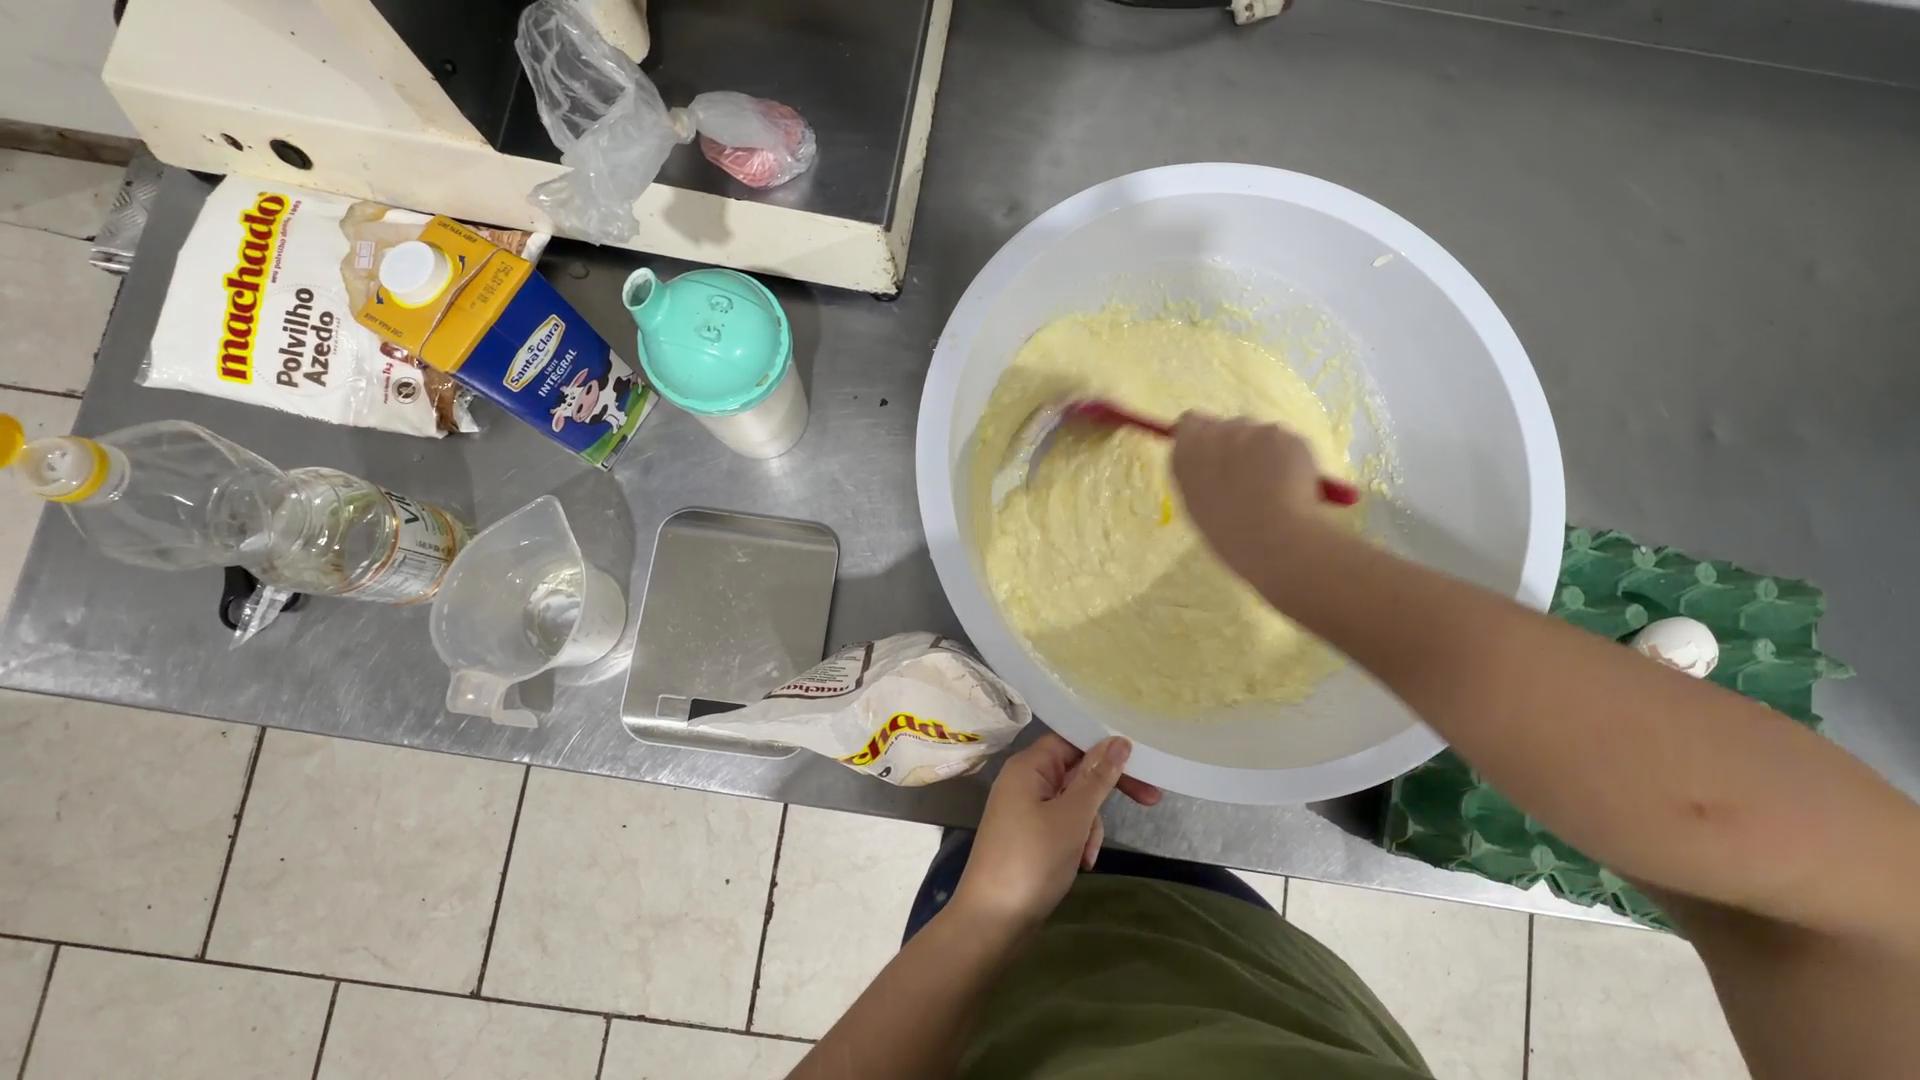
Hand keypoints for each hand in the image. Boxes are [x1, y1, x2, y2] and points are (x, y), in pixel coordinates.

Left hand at [952, 734, 1161, 930]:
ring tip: (1088, 854)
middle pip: (1076, 770)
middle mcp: (1024, 781)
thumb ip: (1097, 778)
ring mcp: (1025, 810)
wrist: (993, 921)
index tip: (1140, 761)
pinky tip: (1082, 863)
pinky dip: (1077, 839)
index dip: (1105, 747)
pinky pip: (1063, 824)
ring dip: (1090, 825)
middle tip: (1151, 801)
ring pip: (1074, 801)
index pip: (1072, 739)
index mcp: (1028, 767)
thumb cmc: (1032, 861)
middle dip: (1106, 791)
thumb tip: (1119, 741)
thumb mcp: (1072, 817)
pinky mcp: (1029, 836)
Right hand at [1171, 413, 1328, 583]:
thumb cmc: (1230, 533)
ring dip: (1266, 451)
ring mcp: (1251, 431)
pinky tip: (1293, 486)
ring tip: (1275, 487)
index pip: (1190, 422)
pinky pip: (1286, 442)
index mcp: (1186, 455)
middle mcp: (1215, 434)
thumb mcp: (1198, 505)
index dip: (1205, 434)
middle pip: (1228, 426)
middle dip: (1239, 444)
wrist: (1273, 536)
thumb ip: (1200, 475)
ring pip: (1260, 433)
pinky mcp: (1283, 435)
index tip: (1217, 453)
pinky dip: (1290, 458)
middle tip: (1250, 477)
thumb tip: (1213, 466)